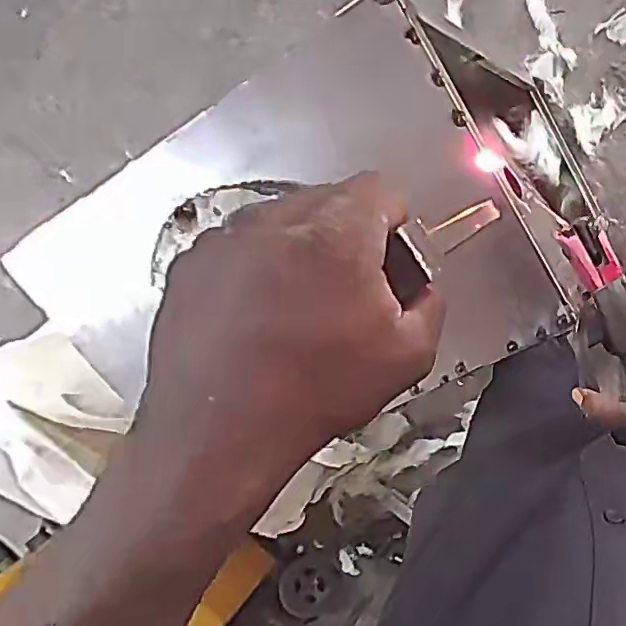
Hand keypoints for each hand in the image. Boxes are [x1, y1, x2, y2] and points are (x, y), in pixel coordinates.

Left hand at [128, 173, 445, 527]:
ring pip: (288, 219)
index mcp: (337, 234)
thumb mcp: (411, 353)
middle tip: (358, 289)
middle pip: (334, 200)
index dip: (399, 224)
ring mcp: (227, 239)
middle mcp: (276, 221)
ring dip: (309, 248)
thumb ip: (433, 302)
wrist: (221, 435)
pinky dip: (264, 265)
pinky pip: (246, 244)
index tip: (395, 260)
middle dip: (355, 234)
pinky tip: (267, 315)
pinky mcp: (192, 263)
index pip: (381, 190)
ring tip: (308, 306)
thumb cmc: (315, 391)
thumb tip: (422, 288)